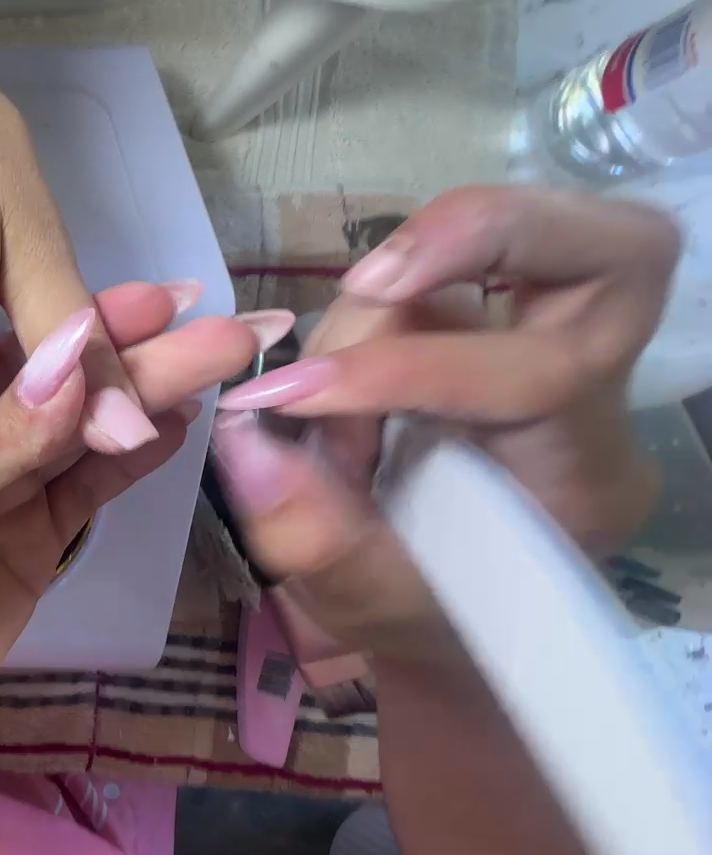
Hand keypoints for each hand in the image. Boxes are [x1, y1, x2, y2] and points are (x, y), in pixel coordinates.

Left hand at [0, 284, 264, 743]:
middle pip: (56, 396)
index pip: (8, 365)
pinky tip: (178, 425)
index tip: (157, 300)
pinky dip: (127, 463)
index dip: (80, 331)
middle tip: (223, 329)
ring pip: (80, 439)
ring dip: (144, 404)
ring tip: (220, 362)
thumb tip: (71, 364)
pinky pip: (85, 493)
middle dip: (133, 361)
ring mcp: (4, 492)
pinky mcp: (33, 541)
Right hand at [210, 186, 679, 656]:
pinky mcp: (494, 333)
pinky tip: (332, 371)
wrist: (458, 614)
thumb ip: (304, 528)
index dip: (392, 372)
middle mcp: (592, 397)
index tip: (273, 399)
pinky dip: (376, 297)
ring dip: (384, 299)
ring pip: (518, 243)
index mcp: (575, 474)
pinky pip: (450, 271)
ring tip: (318, 392)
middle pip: (614, 252)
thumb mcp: (356, 599)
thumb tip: (240, 434)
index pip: (527, 380)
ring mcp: (550, 352)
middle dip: (479, 238)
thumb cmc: (417, 616)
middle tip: (366, 280)